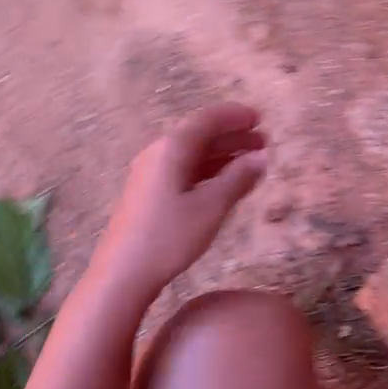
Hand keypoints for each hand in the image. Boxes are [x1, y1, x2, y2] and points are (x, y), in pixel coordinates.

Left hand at [90, 103, 267, 296]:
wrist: (124, 271)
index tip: (260, 119)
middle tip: (262, 143)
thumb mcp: (210, 208)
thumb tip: (261, 157)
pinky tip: (222, 185)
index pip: (207, 120)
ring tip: (249, 164)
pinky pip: (183, 171)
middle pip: (198, 135)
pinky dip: (207, 172)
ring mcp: (150, 174)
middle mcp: (158, 153)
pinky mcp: (148, 194)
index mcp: (172, 149)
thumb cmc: (169, 237)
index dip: (235, 117)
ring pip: (191, 155)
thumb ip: (237, 179)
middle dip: (231, 137)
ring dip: (221, 155)